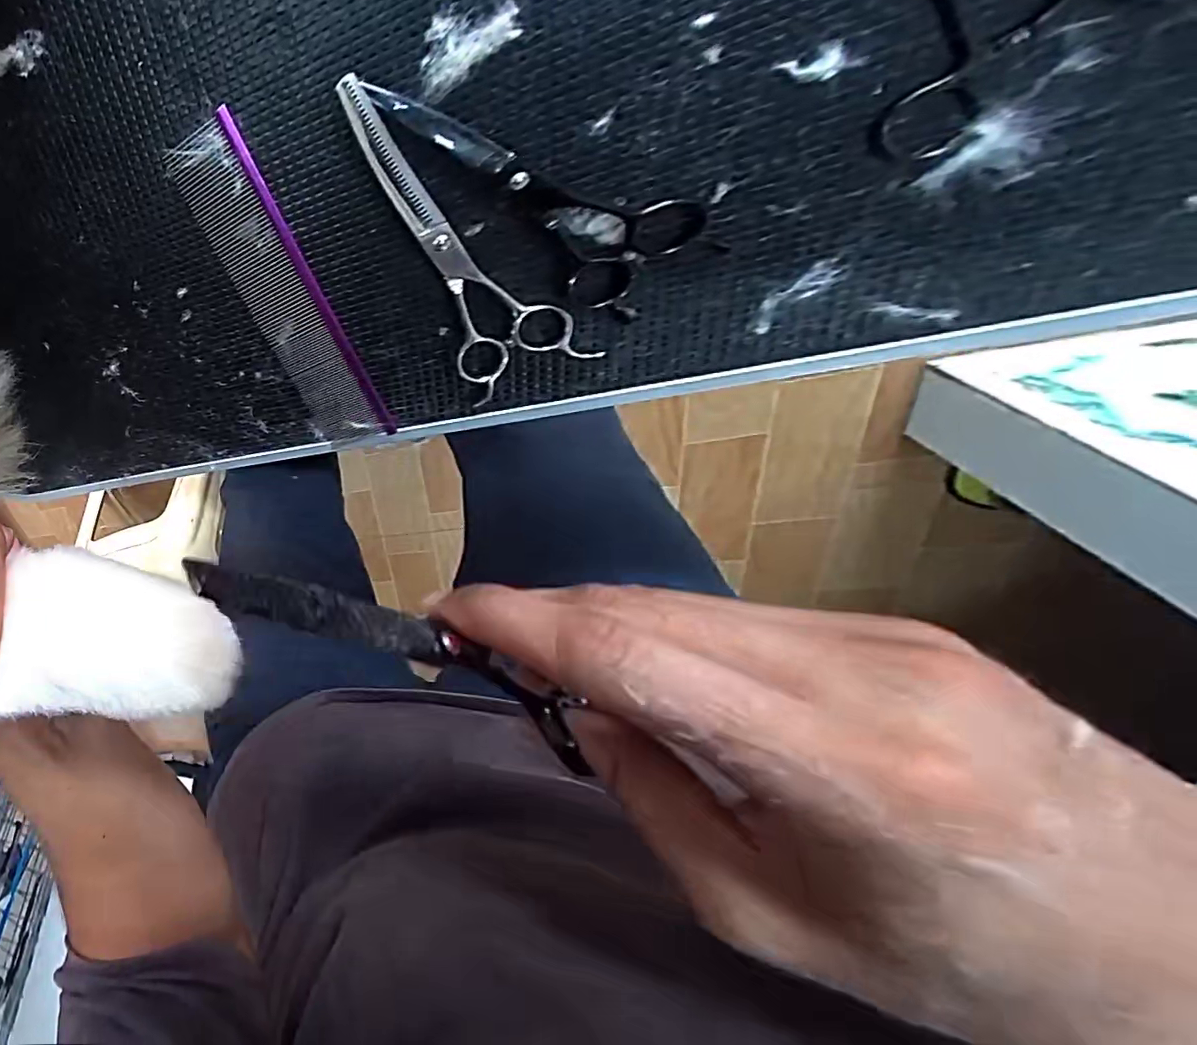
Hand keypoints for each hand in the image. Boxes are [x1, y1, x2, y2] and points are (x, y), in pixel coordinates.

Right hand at [433, 584, 1196, 1044]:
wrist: (1196, 943)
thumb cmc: (965, 969)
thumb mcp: (770, 918)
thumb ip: (655, 800)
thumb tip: (587, 708)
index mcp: (841, 766)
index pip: (631, 653)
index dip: (521, 621)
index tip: (449, 611)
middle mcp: (860, 672)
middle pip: (642, 610)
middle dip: (538, 612)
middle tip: (473, 631)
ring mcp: (883, 635)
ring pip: (678, 602)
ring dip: (589, 619)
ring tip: (541, 650)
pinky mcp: (887, 625)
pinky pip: (727, 614)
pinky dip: (650, 627)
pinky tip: (634, 661)